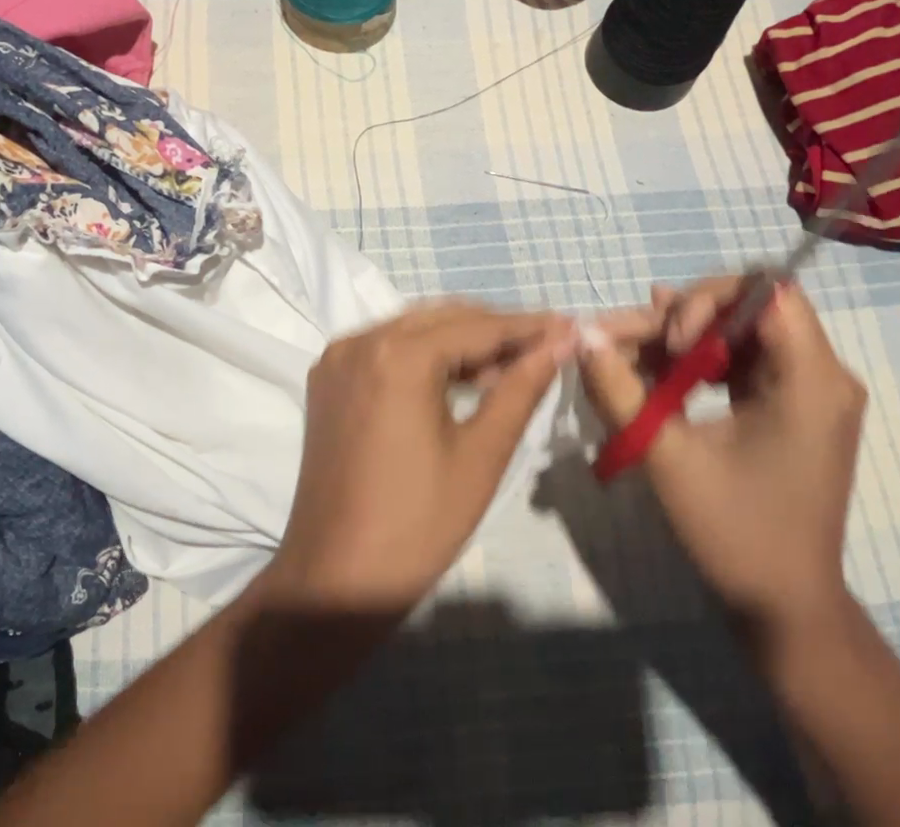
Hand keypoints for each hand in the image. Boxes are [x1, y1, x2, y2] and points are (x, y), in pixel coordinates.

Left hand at [268, 302, 572, 610]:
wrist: (337, 579)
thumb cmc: (419, 523)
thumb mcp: (482, 454)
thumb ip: (521, 387)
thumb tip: (560, 342)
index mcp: (397, 355)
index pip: (478, 327)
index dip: (530, 327)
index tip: (573, 328)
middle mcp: (359, 341)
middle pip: (443, 318)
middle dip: (496, 331)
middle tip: (547, 350)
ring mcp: (336, 361)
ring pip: (412, 330)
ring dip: (460, 342)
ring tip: (509, 371)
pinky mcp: (326, 383)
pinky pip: (385, 351)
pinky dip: (424, 356)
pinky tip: (457, 381)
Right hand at [580, 277, 865, 633]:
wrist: (783, 606)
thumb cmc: (734, 533)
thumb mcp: (668, 457)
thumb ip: (622, 391)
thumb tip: (584, 337)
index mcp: (810, 379)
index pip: (765, 292)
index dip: (708, 301)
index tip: (669, 343)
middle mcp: (821, 376)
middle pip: (748, 310)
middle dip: (682, 321)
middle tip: (624, 344)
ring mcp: (809, 395)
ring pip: (740, 337)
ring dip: (683, 342)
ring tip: (625, 356)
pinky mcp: (792, 413)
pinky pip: (744, 368)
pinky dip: (699, 366)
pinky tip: (654, 370)